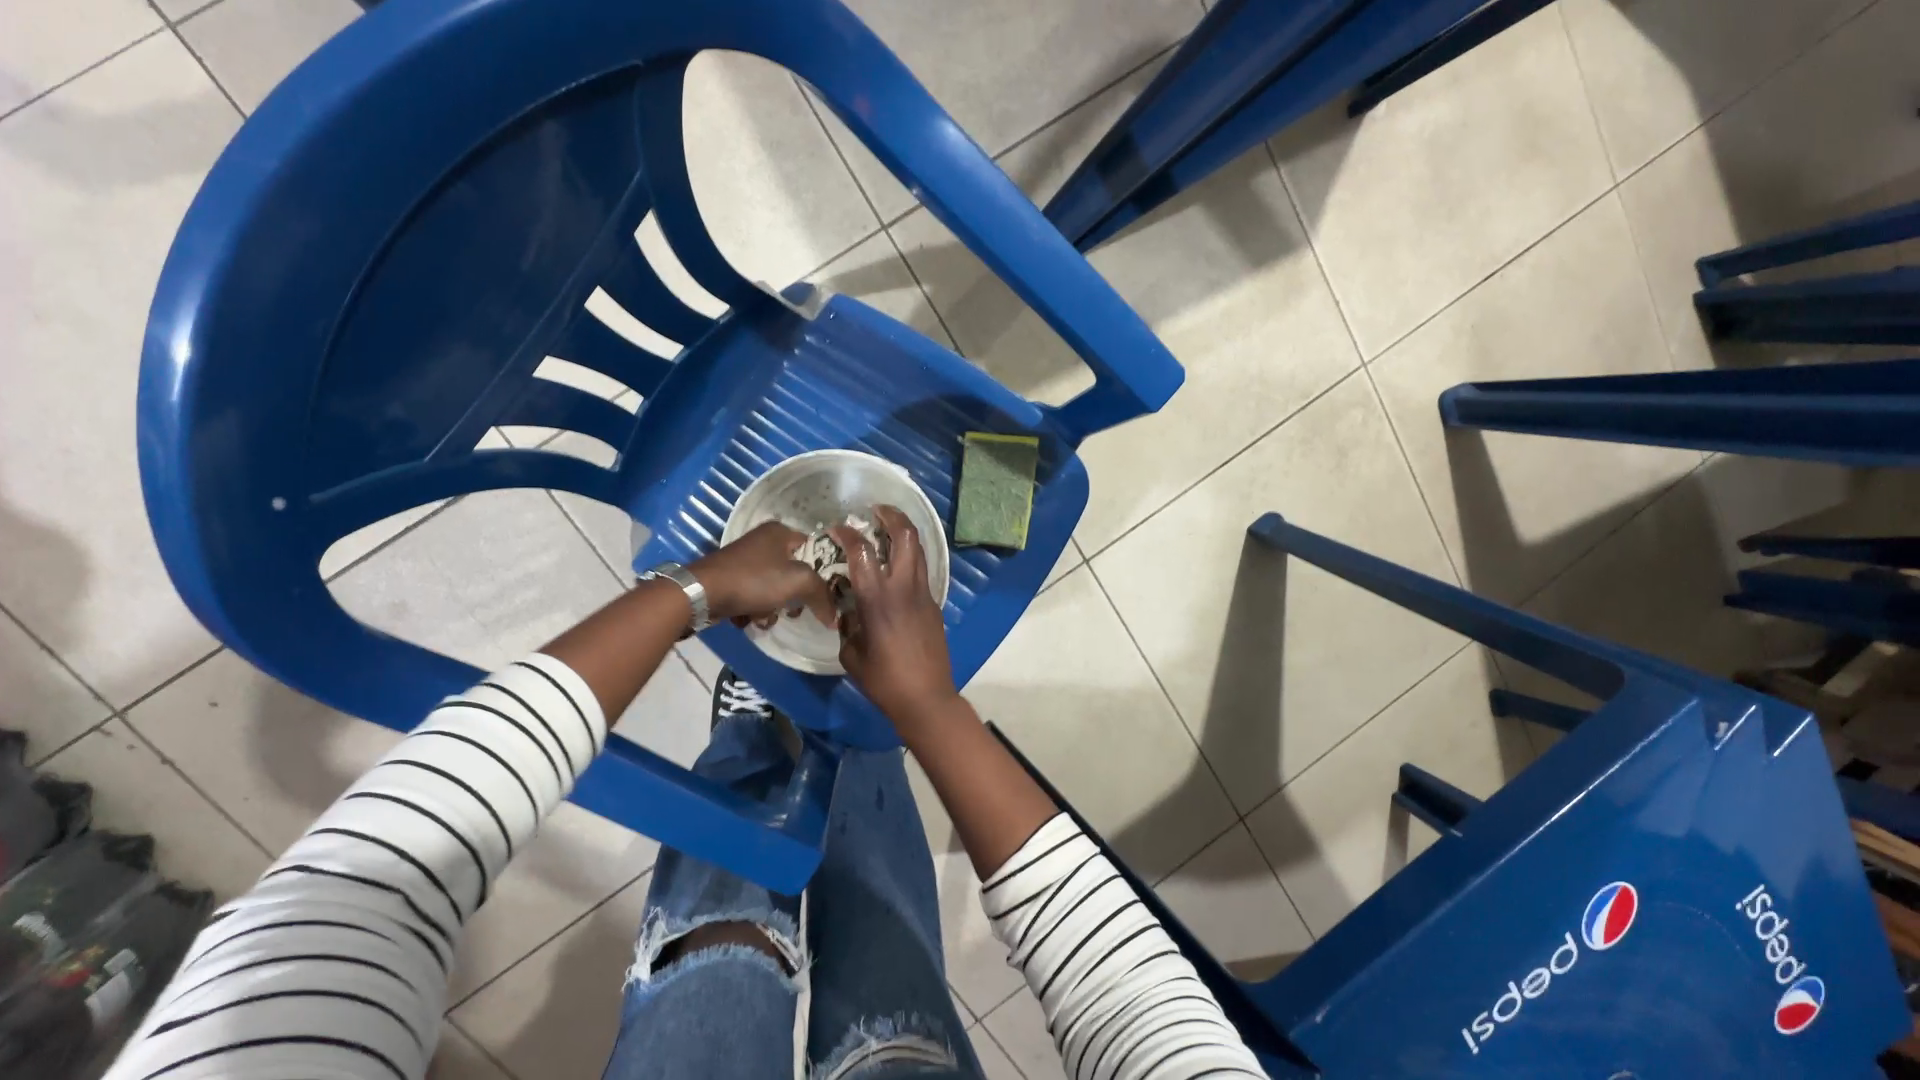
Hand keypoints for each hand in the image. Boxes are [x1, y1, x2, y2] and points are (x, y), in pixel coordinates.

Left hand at [690, 522, 835, 627]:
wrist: (702, 593)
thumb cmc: (754, 579)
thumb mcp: (798, 582)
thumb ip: (822, 595)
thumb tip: (834, 617)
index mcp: (781, 531)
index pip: (816, 550)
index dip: (824, 573)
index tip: (825, 595)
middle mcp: (764, 541)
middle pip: (796, 573)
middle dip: (794, 597)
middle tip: (792, 609)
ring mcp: (746, 560)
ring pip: (776, 588)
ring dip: (773, 608)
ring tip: (764, 616)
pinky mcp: (732, 578)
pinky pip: (756, 596)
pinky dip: (755, 609)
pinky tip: (748, 618)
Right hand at [832, 505, 957, 727]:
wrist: (926, 698)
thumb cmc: (884, 680)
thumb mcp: (851, 654)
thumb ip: (847, 625)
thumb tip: (848, 612)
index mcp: (878, 598)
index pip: (862, 550)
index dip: (847, 533)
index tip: (837, 529)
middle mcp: (904, 587)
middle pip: (905, 535)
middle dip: (891, 516)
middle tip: (876, 511)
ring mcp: (924, 594)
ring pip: (919, 549)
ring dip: (904, 533)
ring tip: (888, 529)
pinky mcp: (934, 604)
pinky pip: (921, 570)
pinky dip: (910, 557)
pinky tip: (896, 565)